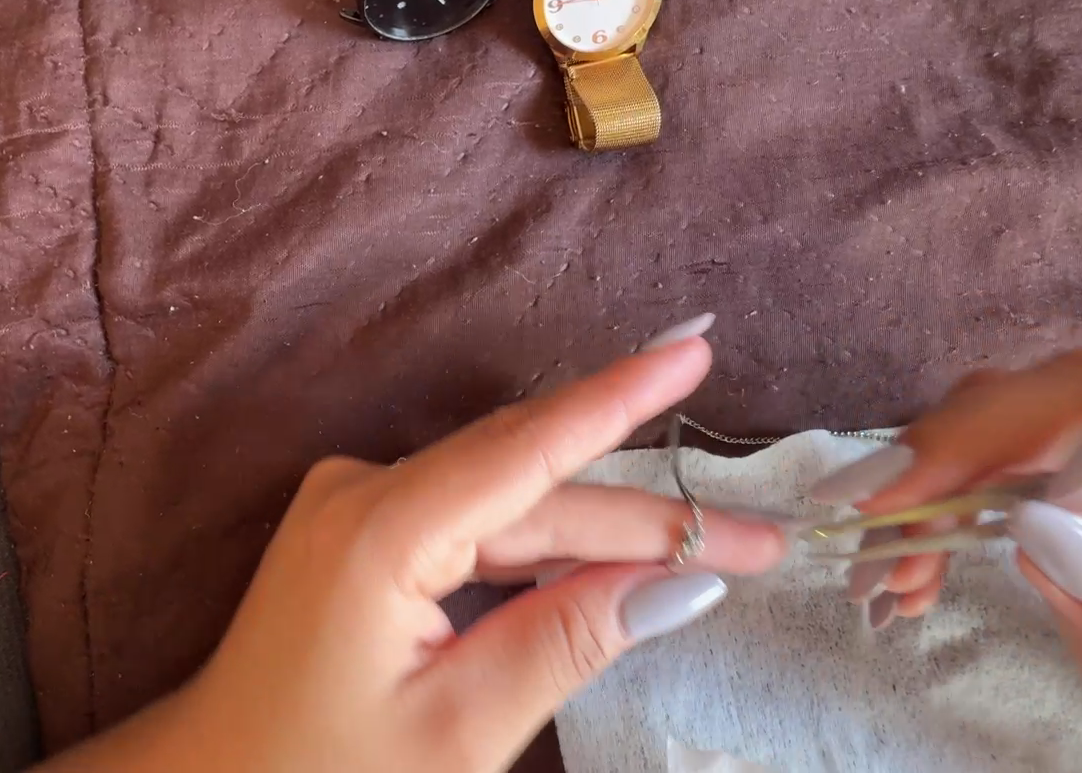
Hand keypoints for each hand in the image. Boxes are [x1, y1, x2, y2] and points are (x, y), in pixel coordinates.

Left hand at [37, 318, 787, 772]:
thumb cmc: (323, 770)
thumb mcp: (458, 730)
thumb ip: (566, 642)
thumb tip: (680, 585)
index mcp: (381, 527)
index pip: (524, 450)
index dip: (615, 397)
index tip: (690, 351)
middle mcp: (364, 487)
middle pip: (526, 488)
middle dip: (638, 514)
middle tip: (758, 540)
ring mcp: (357, 500)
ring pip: (502, 506)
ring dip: (595, 533)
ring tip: (708, 553)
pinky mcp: (360, 523)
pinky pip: (466, 523)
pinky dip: (533, 549)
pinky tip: (604, 565)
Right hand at [809, 324, 1081, 769]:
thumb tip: (1049, 531)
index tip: (1077, 488)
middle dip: (975, 442)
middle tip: (882, 499)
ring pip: (1007, 424)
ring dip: (927, 482)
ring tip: (883, 564)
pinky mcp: (1063, 501)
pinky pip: (974, 475)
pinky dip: (922, 517)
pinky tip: (905, 578)